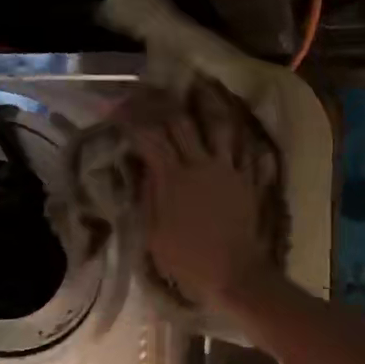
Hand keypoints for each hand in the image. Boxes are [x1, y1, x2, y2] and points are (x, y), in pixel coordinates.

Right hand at [129, 104, 278, 310]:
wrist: (234, 275)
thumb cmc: (188, 260)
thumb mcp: (154, 232)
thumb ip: (147, 194)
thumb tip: (140, 166)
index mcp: (174, 177)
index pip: (149, 136)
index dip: (130, 118)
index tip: (114, 108)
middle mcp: (202, 164)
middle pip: (182, 122)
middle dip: (162, 102)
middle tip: (149, 91)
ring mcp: (230, 170)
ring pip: (221, 126)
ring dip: (209, 105)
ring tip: (201, 88)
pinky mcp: (250, 181)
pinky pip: (250, 152)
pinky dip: (245, 139)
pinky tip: (243, 130)